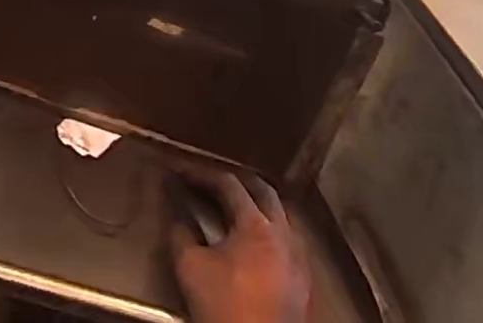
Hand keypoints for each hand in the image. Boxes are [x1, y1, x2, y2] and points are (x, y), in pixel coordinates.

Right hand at [169, 171, 309, 322]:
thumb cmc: (225, 310)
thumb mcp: (191, 269)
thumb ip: (182, 235)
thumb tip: (178, 218)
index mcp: (256, 225)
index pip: (229, 185)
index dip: (203, 176)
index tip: (184, 174)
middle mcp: (283, 234)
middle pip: (264, 191)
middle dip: (238, 181)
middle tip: (215, 181)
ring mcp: (298, 258)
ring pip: (282, 214)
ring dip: (260, 203)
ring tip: (237, 207)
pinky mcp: (304, 281)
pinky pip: (290, 239)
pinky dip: (272, 229)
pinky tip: (257, 242)